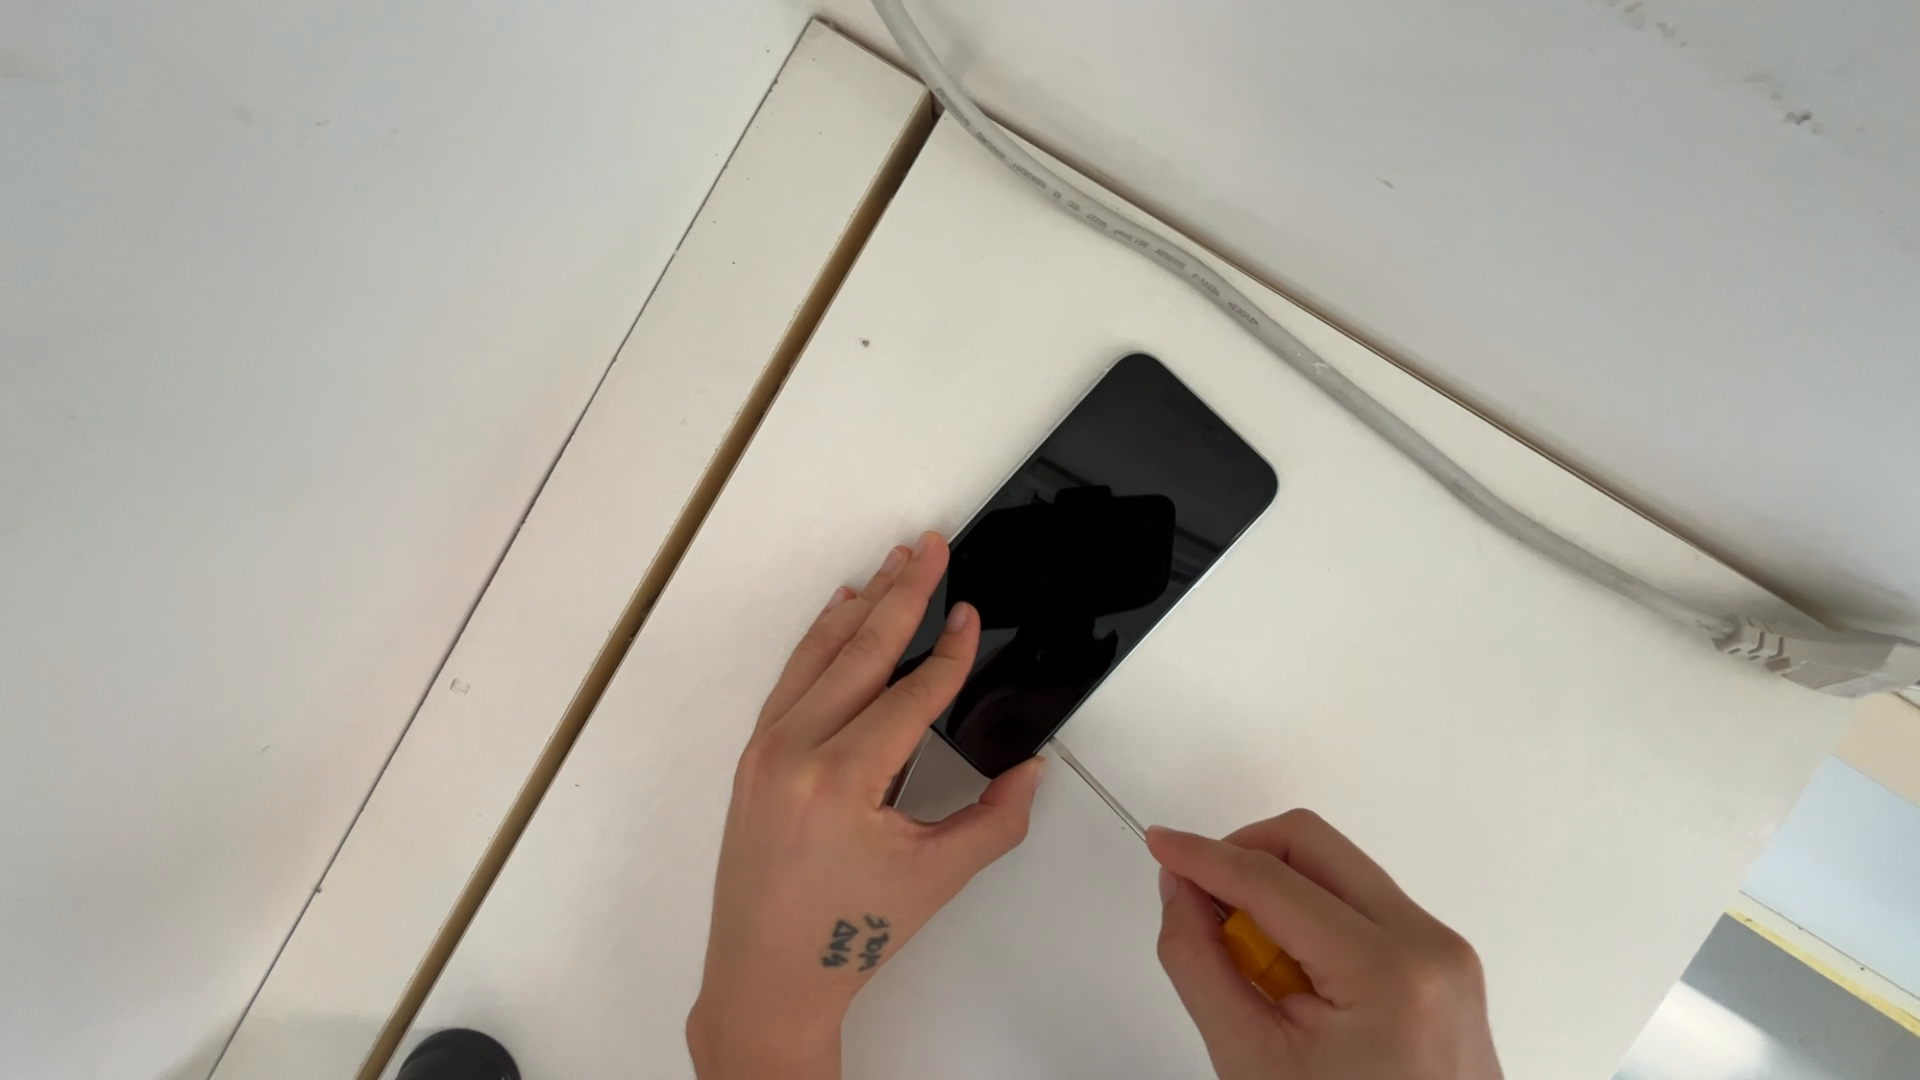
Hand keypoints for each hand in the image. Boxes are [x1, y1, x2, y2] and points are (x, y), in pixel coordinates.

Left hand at [687, 533, 1047, 1079]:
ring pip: (823, 653)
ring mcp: (768, 747)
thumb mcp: (937, 880)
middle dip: (905, 592)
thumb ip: (997, 820)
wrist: (764, 978)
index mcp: (843, 782)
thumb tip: (1030, 769)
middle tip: (931, 547)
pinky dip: (821, 635)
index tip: (970, 613)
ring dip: (864, 603)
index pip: (912, 695)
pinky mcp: (755, 751)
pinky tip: (842, 607)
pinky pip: (793, 674)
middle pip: (864, 651)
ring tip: (894, 562)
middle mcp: (796, 751)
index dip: (950, 652)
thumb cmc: (847, 937)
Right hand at [1148, 812, 1500, 1079]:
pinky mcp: (1440, 957)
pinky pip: (1353, 894)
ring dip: (1273, 886)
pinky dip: (1305, 909)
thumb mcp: (1248, 1059)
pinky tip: (1292, 970)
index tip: (1159, 842)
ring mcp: (1442, 947)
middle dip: (1242, 855)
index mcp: (1388, 973)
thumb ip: (1196, 959)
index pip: (1270, 879)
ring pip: (1330, 861)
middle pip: (1308, 841)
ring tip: (1256, 959)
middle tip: (1205, 902)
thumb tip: (1179, 885)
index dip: (1203, 855)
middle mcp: (1428, 943)